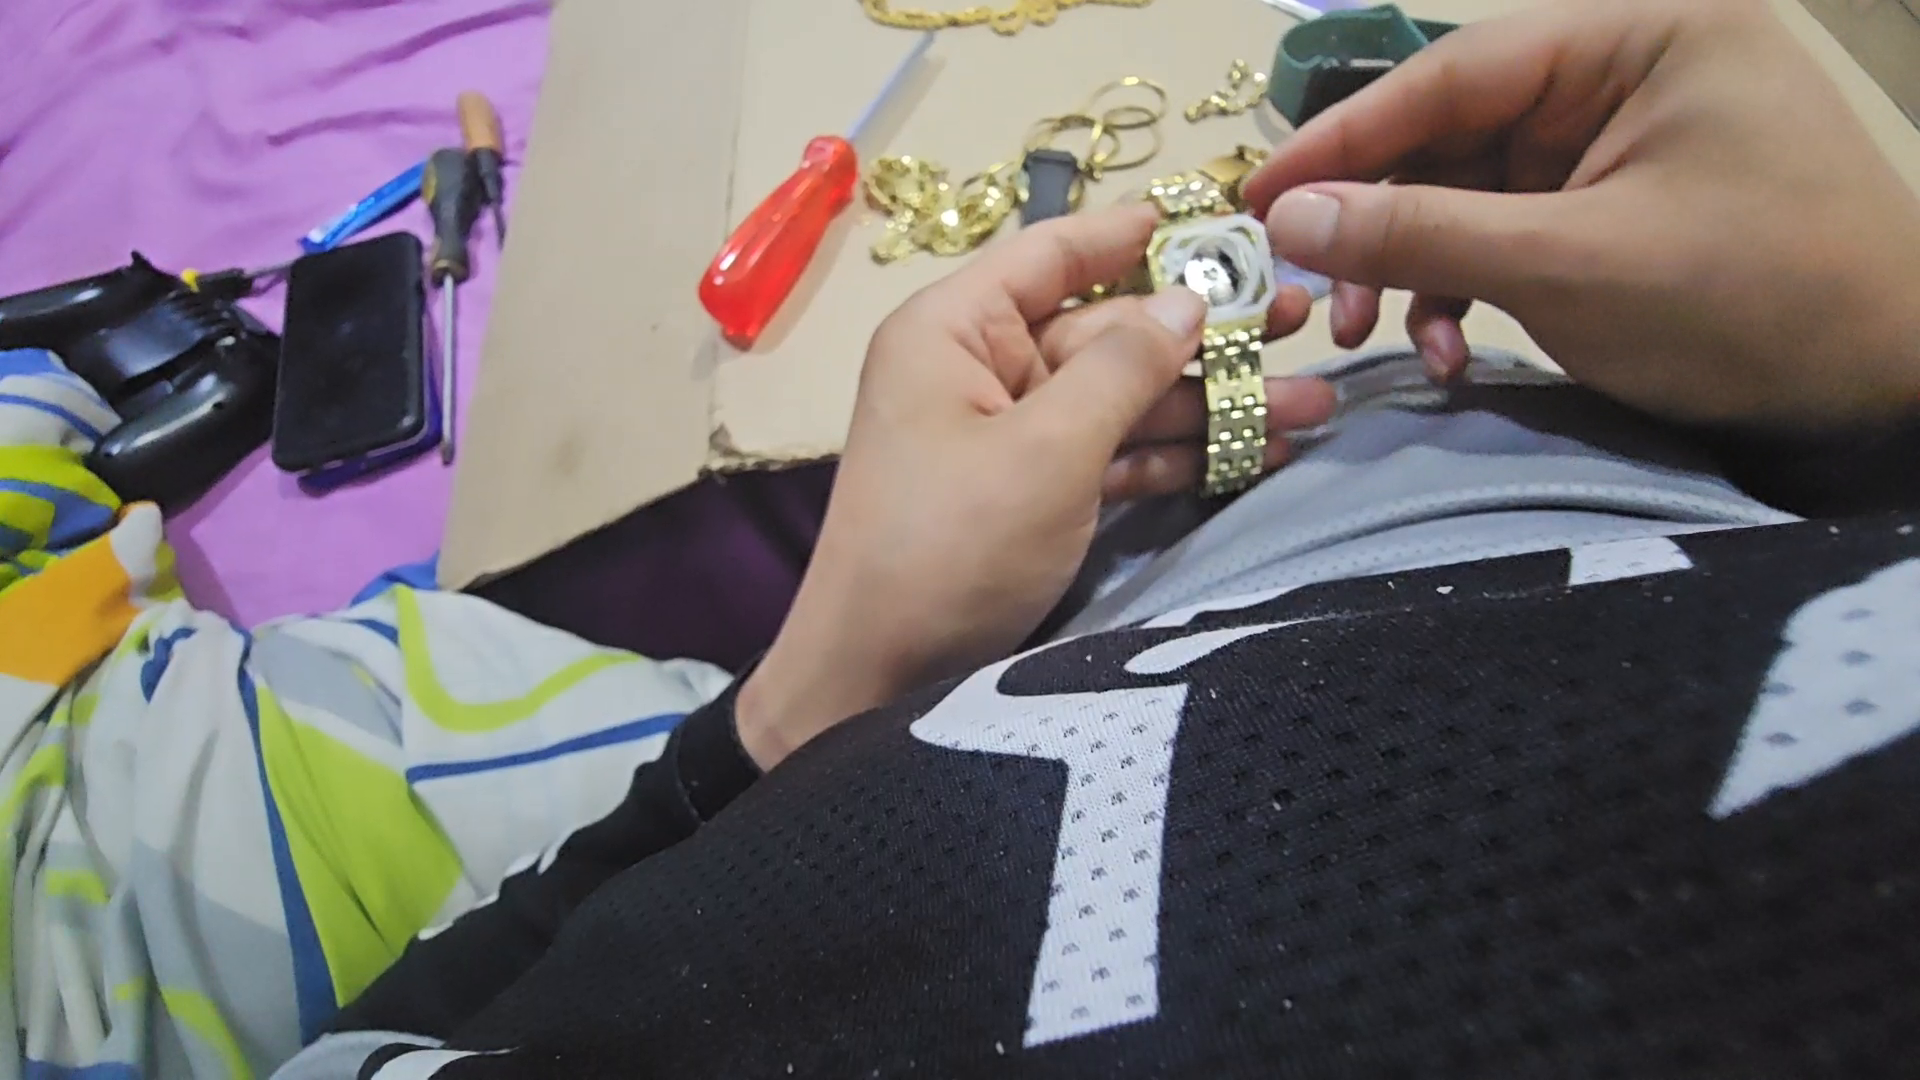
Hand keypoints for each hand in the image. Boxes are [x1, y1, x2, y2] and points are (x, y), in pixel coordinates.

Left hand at [736, 203, 1336, 766]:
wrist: (879, 672)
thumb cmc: (951, 546)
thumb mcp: (1044, 449)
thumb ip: (1121, 369)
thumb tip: (1187, 301)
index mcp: (956, 330)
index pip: (1053, 256)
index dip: (1137, 235)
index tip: (1223, 221)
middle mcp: (980, 371)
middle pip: (1102, 334)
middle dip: (1200, 339)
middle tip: (1302, 322)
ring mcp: (1008, 437)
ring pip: (1116, 404)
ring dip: (1204, 409)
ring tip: (1306, 407)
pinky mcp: (1032, 495)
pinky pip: (1107, 459)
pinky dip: (1169, 461)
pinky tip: (1248, 456)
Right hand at [1241, 0, 1919, 427]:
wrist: (1862, 396)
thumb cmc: (1742, 306)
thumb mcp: (1563, 265)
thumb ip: (1417, 233)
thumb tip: (1287, 216)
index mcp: (1633, 43)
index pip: (1449, 75)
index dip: (1340, 137)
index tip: (1256, 196)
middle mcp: (1605, 87)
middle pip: (1437, 144)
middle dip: (1370, 227)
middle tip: (1307, 290)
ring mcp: (1589, 158)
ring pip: (1445, 203)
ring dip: (1397, 275)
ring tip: (1364, 337)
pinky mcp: (1577, 221)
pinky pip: (1476, 246)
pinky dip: (1444, 301)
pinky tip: (1445, 353)